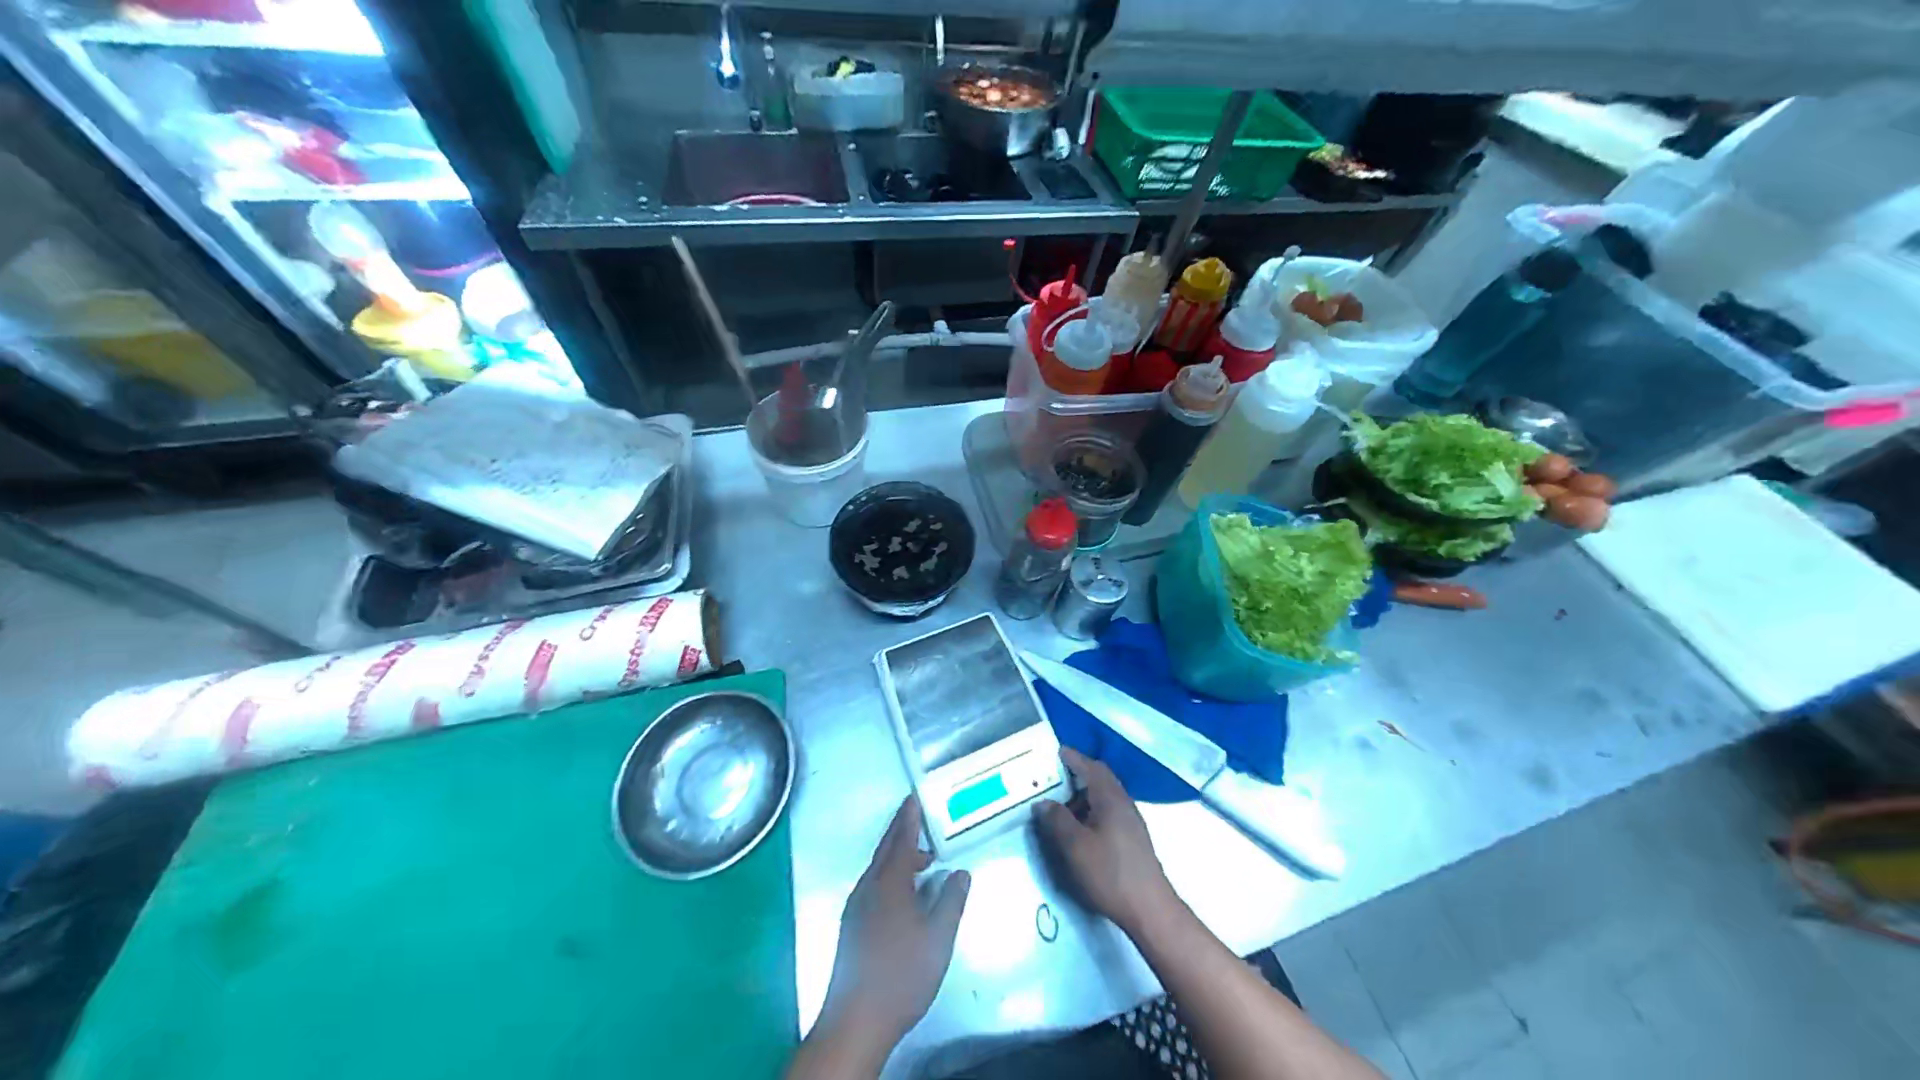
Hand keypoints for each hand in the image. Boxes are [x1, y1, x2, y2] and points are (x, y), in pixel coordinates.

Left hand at [816, 796, 970, 1059]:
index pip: (900, 841)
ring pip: (878, 871)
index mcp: (888, 884)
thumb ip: (951, 901)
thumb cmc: (902, 974)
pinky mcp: (851, 927)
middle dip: (901, 833)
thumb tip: (960, 872)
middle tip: (918, 818)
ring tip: (921, 860)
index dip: (909, 819)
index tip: (913, 798)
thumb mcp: (938, 938)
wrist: (856, 1019)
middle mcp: (867, 888)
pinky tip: (902, 894)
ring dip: (897, 858)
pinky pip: (873, 886)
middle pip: (885, 851)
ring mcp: (855, 908)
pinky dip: (889, 877)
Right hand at [1035, 747, 1180, 934]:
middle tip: (1053, 778)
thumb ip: (1057, 820)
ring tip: (1060, 806)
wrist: (1150, 909)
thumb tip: (1043, 802)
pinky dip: (1091, 811)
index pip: (1091, 767)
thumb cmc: (1110, 872)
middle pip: (1100, 779)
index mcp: (1110, 798)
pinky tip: (1079, 828)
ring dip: (1083, 795)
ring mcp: (1131, 821)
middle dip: (1077, 774)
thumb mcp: (1075, 846)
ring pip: (1104, 797)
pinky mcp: (1132, 838)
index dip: (1073, 758)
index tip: (1055, 752)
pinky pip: (1108, 812)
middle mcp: (1123, 803)